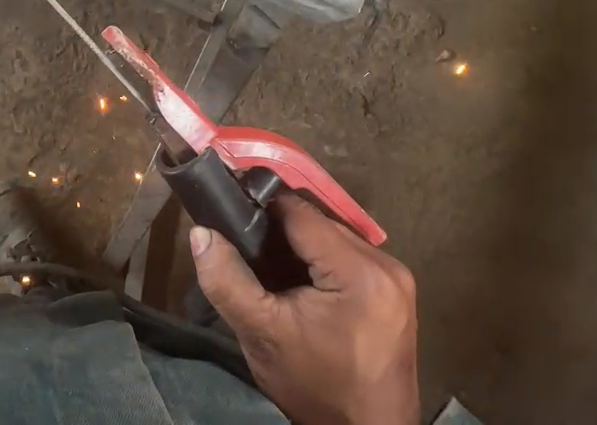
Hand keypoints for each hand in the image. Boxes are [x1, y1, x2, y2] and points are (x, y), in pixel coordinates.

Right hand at [190, 194, 418, 424]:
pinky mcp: (396, 291)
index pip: (299, 212)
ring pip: (332, 235)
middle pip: (318, 221)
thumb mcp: (262, 334)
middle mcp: (387, 265)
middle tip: (246, 250)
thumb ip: (227, 280)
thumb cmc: (315, 387)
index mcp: (361, 272)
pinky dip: (319, 258)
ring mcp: (397, 278)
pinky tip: (297, 281)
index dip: (260, 209)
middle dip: (279, 230)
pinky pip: (348, 254)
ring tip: (268, 267)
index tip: (229, 216)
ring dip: (299, 243)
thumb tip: (200, 232)